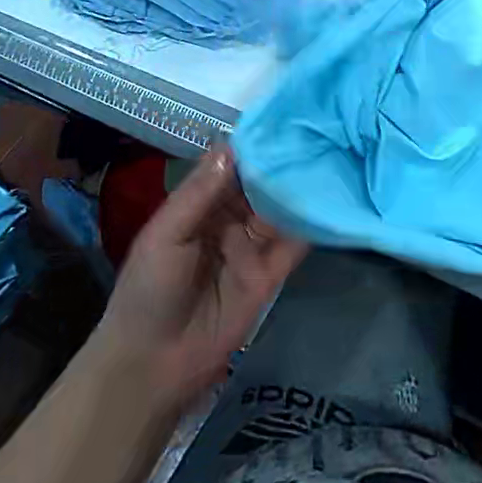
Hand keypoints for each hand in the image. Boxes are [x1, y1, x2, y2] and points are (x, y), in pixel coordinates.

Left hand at [92, 147, 308, 410]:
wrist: (153, 364)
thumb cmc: (148, 289)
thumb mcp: (166, 233)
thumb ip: (199, 193)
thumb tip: (233, 149)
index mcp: (199, 204)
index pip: (230, 166)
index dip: (252, 145)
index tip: (282, 118)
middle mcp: (229, 218)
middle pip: (260, 184)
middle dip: (282, 161)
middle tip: (318, 130)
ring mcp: (252, 246)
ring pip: (280, 210)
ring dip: (301, 188)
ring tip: (332, 156)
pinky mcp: (270, 275)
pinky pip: (293, 245)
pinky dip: (312, 225)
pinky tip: (333, 201)